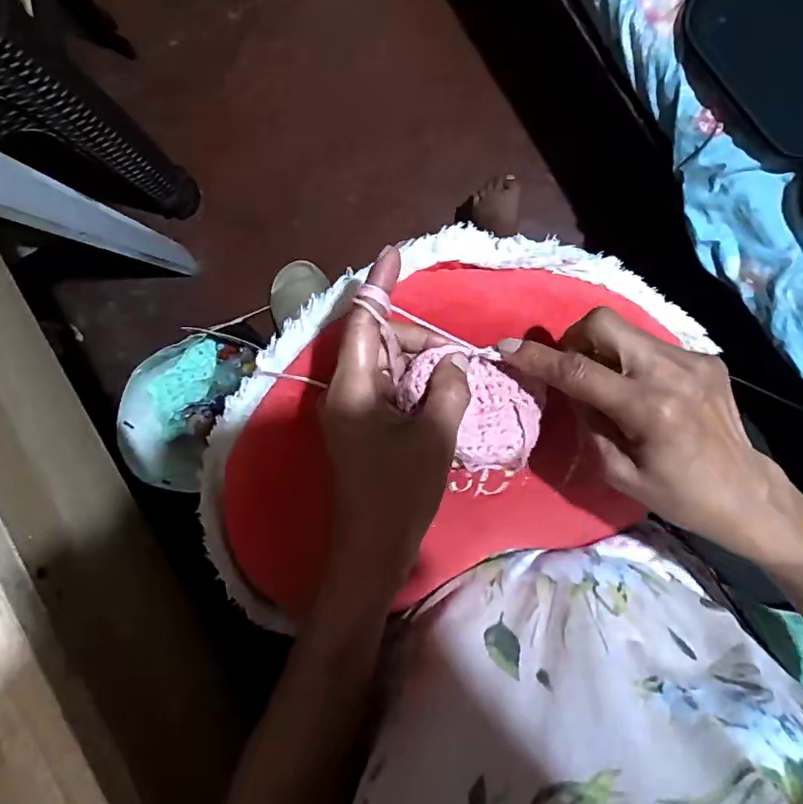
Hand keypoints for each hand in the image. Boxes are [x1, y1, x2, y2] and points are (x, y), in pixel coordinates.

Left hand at [319, 247, 471, 605]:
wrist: (372, 550)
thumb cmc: (398, 493)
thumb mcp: (433, 437)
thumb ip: (447, 389)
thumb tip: (453, 363)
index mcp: (353, 386)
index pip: (363, 319)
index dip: (380, 285)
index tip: (395, 253)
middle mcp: (346, 390)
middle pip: (378, 340)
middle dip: (416, 337)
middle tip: (456, 357)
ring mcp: (352, 410)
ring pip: (386, 364)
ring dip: (417, 361)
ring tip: (453, 373)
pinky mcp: (363, 427)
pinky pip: (389, 388)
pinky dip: (413, 382)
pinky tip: (440, 391)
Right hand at [499, 308, 802, 569]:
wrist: (748, 494)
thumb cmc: (681, 496)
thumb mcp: (620, 474)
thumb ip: (586, 425)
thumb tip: (567, 388)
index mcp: (649, 409)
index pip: (579, 371)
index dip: (538, 358)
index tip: (507, 347)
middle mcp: (671, 372)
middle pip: (603, 322)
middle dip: (574, 337)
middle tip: (571, 368)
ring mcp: (692, 360)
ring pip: (626, 329)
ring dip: (603, 348)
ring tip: (607, 383)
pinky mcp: (705, 358)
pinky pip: (650, 344)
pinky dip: (631, 359)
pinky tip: (642, 390)